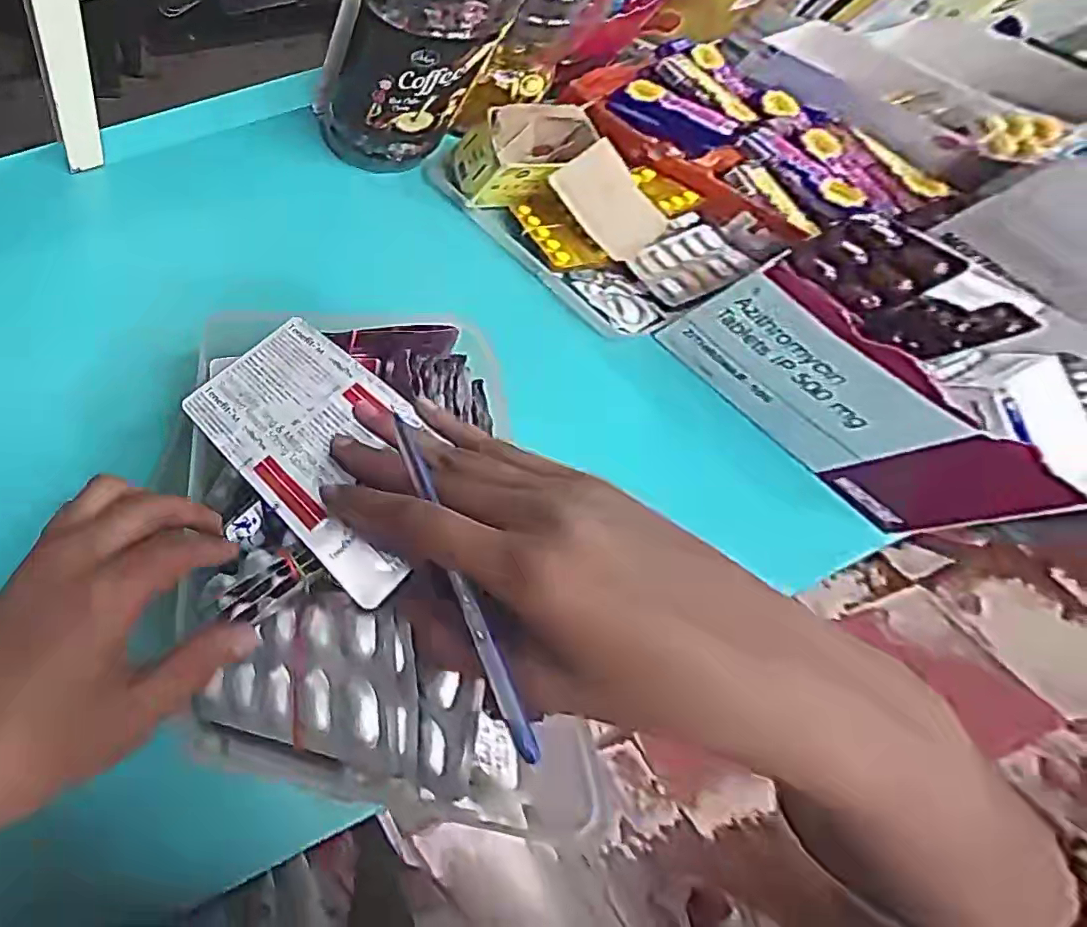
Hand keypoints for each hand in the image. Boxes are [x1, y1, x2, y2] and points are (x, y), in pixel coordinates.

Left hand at [0, 475, 258, 840]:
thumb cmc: (52, 741)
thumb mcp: (135, 712)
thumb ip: (194, 664)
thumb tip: (245, 631)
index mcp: (108, 592)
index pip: (172, 548)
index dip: (209, 546)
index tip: (235, 554)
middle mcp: (77, 556)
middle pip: (140, 505)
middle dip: (184, 510)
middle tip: (214, 531)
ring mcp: (45, 554)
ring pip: (101, 493)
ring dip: (142, 498)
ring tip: (169, 526)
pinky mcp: (26, 562)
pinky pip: (74, 510)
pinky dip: (107, 506)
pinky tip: (119, 539)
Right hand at [324, 397, 963, 790]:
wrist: (777, 668)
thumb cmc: (653, 690)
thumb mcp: (546, 687)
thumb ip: (463, 645)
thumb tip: (412, 607)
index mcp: (524, 571)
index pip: (422, 525)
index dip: (369, 509)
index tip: (330, 495)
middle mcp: (538, 515)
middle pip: (438, 478)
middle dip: (379, 462)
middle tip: (333, 443)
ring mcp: (567, 490)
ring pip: (469, 455)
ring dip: (411, 439)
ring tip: (366, 416)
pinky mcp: (589, 483)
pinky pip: (509, 450)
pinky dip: (463, 432)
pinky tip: (433, 416)